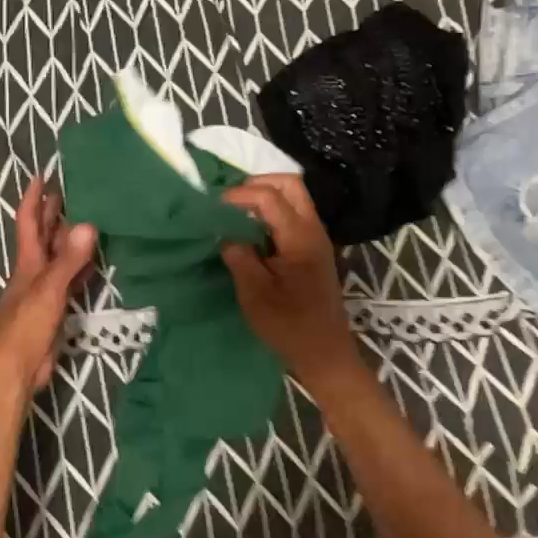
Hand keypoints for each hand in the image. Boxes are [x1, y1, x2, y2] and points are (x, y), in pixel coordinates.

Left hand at [0, 176, 98, 399]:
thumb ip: (69, 260)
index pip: (28, 221)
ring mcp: (43, 290)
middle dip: (53, 211)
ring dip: (68, 237)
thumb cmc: (25, 327)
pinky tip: (94, 261)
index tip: (42, 173)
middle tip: (71, 187)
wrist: (14, 370)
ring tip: (89, 215)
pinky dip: (81, 267)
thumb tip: (88, 224)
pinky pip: (70, 280)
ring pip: (58, 257)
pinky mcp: (55, 309)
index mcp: (27, 262)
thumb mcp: (49, 291)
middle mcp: (33, 271)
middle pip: (44, 235)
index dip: (33, 197)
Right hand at [219, 174, 360, 388]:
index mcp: (300, 238)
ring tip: (235, 212)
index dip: (239, 195)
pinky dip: (270, 210)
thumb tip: (223, 232)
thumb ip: (239, 256)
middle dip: (257, 183)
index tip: (213, 207)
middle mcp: (313, 230)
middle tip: (229, 200)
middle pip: (290, 184)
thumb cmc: (289, 326)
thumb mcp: (255, 293)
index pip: (269, 197)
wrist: (324, 353)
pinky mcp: (313, 249)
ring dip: (264, 195)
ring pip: (294, 197)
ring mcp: (316, 239)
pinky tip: (250, 229)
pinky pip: (293, 214)